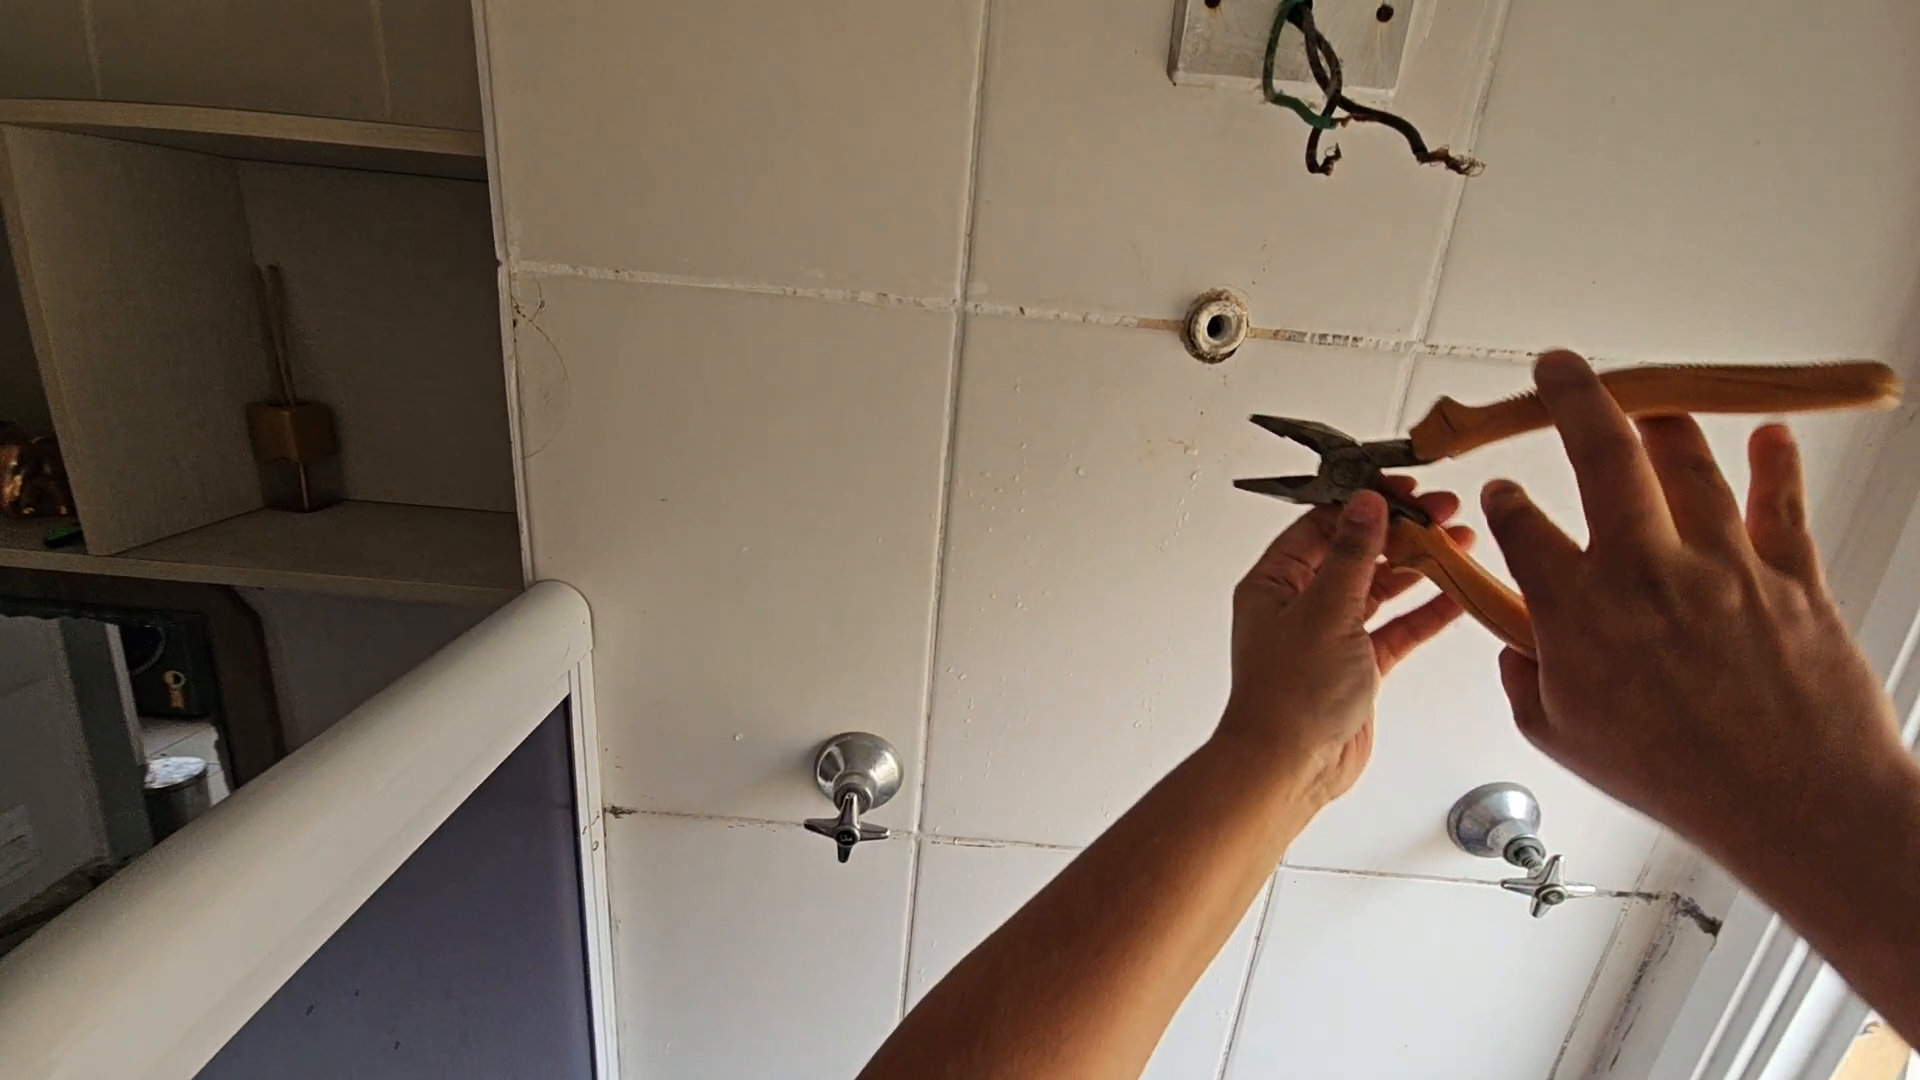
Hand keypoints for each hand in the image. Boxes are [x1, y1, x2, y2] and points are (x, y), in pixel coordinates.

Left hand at [1219, 478, 1471, 804]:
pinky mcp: (1356, 663)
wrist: (1291, 764)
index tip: (1403, 490)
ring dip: (1417, 566)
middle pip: (1352, 552)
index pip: (1319, 526)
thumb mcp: (1325, 611)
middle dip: (1397, 531)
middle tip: (1444, 511)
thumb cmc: (1290, 693)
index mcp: (1273, 582)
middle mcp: (1298, 603)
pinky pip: (1394, 628)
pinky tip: (1458, 593)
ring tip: (1460, 540)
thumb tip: (1366, 504)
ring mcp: (1328, 632)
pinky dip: (1424, 611)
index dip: (1361, 505)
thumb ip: (1351, 555)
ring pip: (1377, 587)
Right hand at [1482, 351, 1904, 852]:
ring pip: (1691, 469)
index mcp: (1577, 612)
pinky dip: (1775, 464)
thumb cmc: (1675, 776)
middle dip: (1576, 402)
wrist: (1803, 808)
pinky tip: (1768, 436)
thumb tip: (1521, 654)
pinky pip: (1780, 506)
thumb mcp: (1559, 732)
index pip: (1523, 529)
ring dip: (1666, 426)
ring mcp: (1723, 569)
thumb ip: (1526, 679)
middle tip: (1559, 368)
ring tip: (1651, 402)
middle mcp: (1645, 573)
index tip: (1501, 496)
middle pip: (1604, 460)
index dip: (1505, 504)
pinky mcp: (1792, 581)